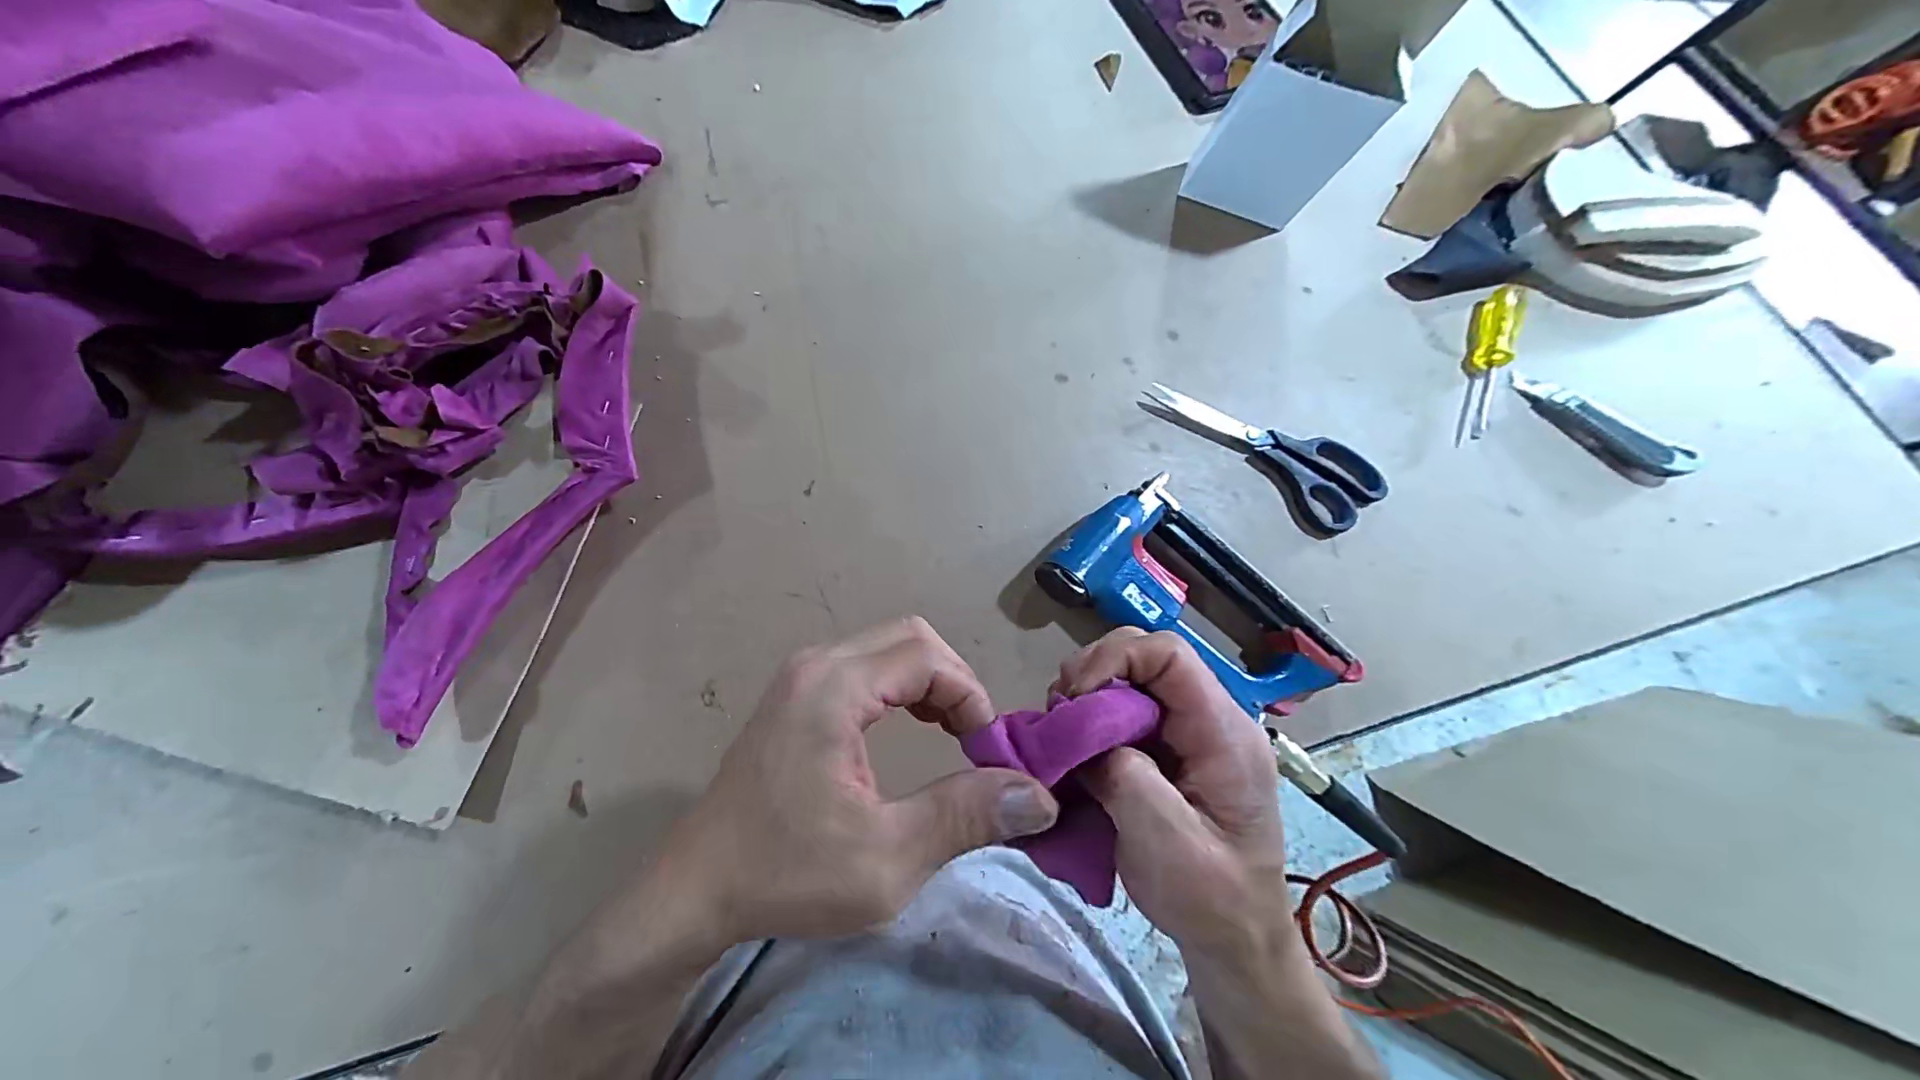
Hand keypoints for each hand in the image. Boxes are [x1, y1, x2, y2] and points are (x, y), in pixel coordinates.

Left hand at [659, 617, 1059, 945]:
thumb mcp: (888, 857)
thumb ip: (966, 816)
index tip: (987, 752)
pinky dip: (901, 690)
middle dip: (955, 683)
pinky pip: (866, 668)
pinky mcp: (795, 696)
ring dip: (930, 685)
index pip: (928, 657)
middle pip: (911, 639)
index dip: (971, 696)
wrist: (695, 891)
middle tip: (972, 741)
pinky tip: (910, 732)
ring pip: (889, 650)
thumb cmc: (786, 874)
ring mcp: (801, 677)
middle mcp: (817, 665)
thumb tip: (1040, 797)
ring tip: (951, 737)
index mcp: (834, 688)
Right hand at [1053, 628, 1290, 954]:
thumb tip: (1083, 739)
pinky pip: (1121, 709)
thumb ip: (1126, 780)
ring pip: (1127, 677)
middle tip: (1060, 719)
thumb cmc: (1211, 898)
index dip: (1113, 660)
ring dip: (1086, 698)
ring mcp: (1187, 731)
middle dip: (1093, 675)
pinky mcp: (1165, 747)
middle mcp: (1208, 717)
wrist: (1232, 939)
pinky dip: (1088, 721)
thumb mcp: (1168, 845)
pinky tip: (1073, 751)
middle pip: (1144, 656)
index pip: (1169, 654)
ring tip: (1063, 738)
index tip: (1074, 701)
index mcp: (1224, 732)